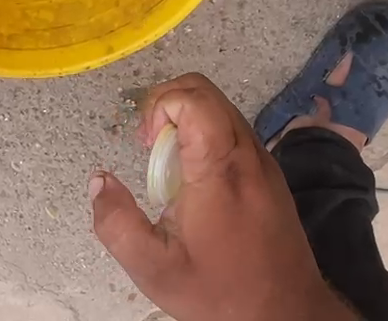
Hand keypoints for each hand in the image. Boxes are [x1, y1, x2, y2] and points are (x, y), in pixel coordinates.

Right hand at [88, 73, 356, 320]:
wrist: (289, 318)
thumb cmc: (223, 292)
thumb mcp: (156, 270)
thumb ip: (117, 224)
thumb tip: (98, 179)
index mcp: (219, 168)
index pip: (193, 98)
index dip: (160, 104)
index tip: (146, 144)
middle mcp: (246, 152)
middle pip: (204, 89)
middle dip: (166, 103)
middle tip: (151, 145)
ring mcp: (262, 158)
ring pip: (219, 104)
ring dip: (185, 118)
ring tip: (169, 163)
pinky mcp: (269, 170)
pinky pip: (231, 126)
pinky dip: (204, 132)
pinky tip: (194, 176)